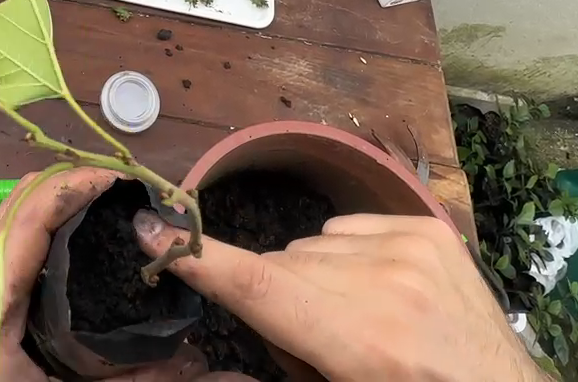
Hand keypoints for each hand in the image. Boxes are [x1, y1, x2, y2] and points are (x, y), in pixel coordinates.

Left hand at [0, 168, 212, 381]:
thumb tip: (185, 359)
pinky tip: (62, 237)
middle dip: (68, 183)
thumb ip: (117, 378)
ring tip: (98, 201)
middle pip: (18, 201)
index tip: (119, 178)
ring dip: (50, 198)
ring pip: (7, 214)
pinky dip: (33, 222)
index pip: (31, 214)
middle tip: (118, 188)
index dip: (74, 186)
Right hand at [134, 210, 548, 381]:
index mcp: (362, 342)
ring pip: (312, 243)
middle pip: (282, 265)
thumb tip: (248, 294)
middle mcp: (384, 283)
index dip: (201, 256)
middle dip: (281, 294)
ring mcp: (410, 247)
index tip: (149, 227)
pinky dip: (350, 255)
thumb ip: (286, 351)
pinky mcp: (428, 228)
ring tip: (362, 317)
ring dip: (316, 274)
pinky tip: (385, 289)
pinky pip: (349, 227)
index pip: (258, 286)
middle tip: (318, 339)